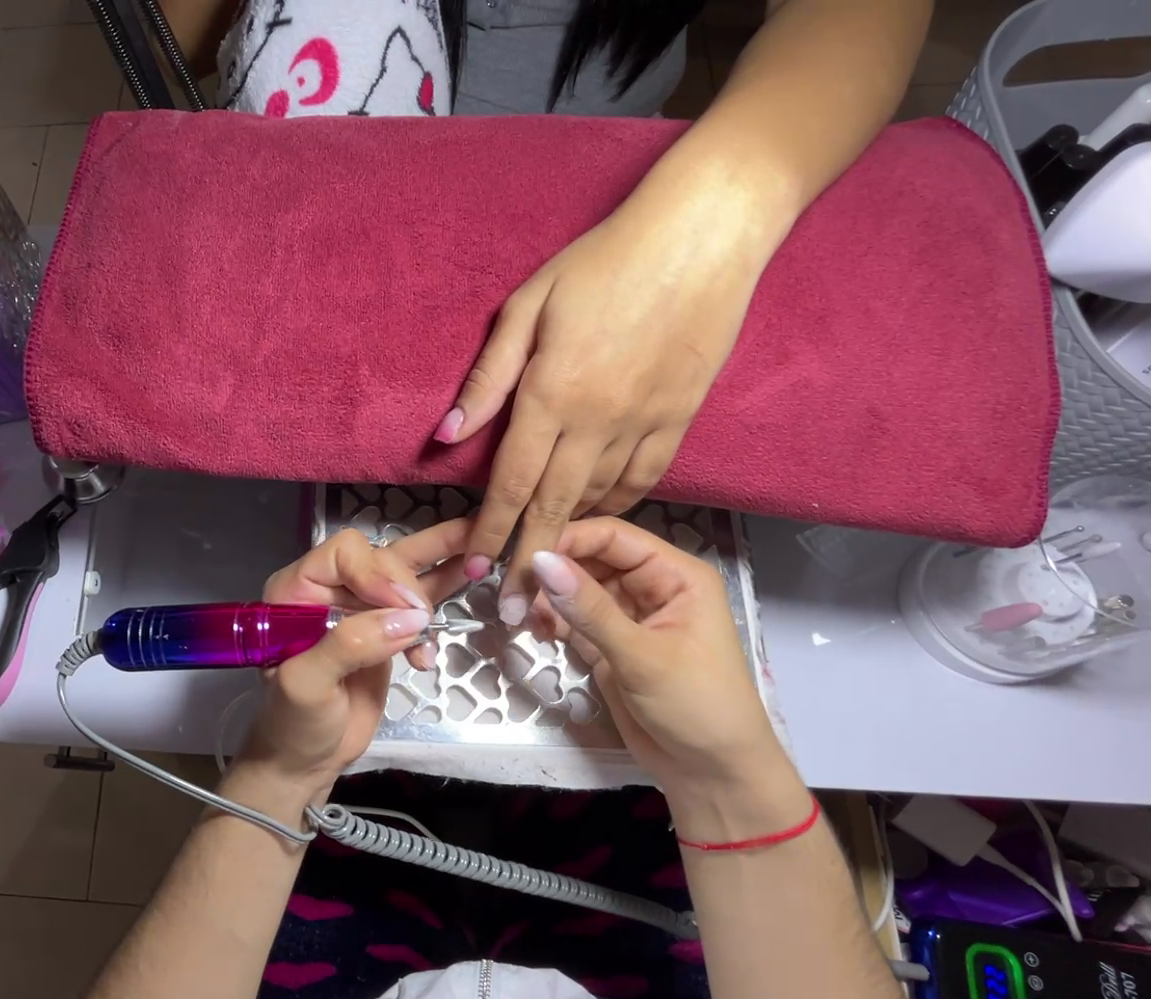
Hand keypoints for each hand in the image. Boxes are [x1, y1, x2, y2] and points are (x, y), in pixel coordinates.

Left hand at [232, 522, 470, 800]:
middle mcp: (328, 591)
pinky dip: (433, 621)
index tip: (397, 605)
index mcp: (296, 591)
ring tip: (478, 563)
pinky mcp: (384, 631)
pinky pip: (415, 607)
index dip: (375, 572)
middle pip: (379, 559)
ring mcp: (359, 609)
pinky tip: (428, 654)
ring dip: (441, 569)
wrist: (307, 759)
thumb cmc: (293, 722)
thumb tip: (408, 618)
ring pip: (403, 574)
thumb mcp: (308, 685)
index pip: (342, 554)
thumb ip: (349, 645)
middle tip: (423, 622)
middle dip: (407, 584)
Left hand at [436, 207, 765, 622]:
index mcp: (552, 396)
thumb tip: (448, 434)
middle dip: (527, 562)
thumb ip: (488, 379)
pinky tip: (598, 521)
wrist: (702, 236)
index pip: (512, 483)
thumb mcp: (527, 307)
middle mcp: (596, 422)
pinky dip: (615, 506)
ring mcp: (644, 424)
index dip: (490, 531)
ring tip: (549, 575)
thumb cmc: (601, 263)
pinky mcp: (681, 419)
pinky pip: (643, 479)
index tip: (476, 571)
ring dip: (570, 539)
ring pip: (598, 499)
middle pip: (554, 508)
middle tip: (512, 610)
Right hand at [524, 519, 800, 834]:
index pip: (612, 537)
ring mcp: (627, 616)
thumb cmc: (697, 706)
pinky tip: (530, 629)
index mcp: (675, 574)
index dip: (567, 539)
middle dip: (549, 571)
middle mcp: (651, 586)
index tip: (522, 553)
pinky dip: (549, 621)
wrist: (712, 775)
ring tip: (514, 612)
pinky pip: (571, 619)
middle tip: (508, 589)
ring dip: (544, 598)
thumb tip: (538, 560)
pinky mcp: (608, 644)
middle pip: (588, 559)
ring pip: (575, 589)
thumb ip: (588, 608)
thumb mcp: (642, 656)